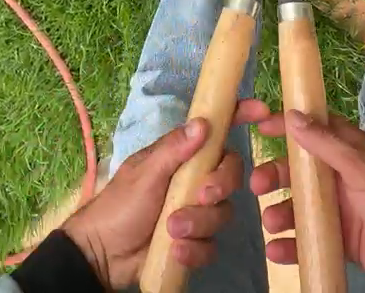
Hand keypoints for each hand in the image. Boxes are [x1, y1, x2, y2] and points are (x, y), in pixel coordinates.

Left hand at [63, 99, 270, 288]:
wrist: (103, 254)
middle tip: (201, 195)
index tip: (261, 111)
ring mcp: (197, 211)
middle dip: (219, 184)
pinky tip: (176, 251)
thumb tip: (203, 123)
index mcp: (183, 154)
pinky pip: (212, 245)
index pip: (217, 130)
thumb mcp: (145, 172)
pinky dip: (195, 250)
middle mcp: (195, 179)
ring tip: (172, 230)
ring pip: (222, 213)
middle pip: (231, 173)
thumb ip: (174, 149)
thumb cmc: (120, 204)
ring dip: (199, 223)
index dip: (239, 116)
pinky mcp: (196, 241)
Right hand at [253, 110, 364, 292]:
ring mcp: (347, 211)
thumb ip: (329, 145)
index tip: (260, 126)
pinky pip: (313, 237)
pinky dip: (293, 243)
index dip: (289, 125)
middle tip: (255, 185)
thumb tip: (294, 115)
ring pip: (304, 205)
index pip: (317, 129)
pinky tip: (279, 251)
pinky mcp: (347, 242)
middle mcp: (348, 177)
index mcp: (357, 152)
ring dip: (282, 211)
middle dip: (277, 175)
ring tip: (269, 224)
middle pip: (303, 170)